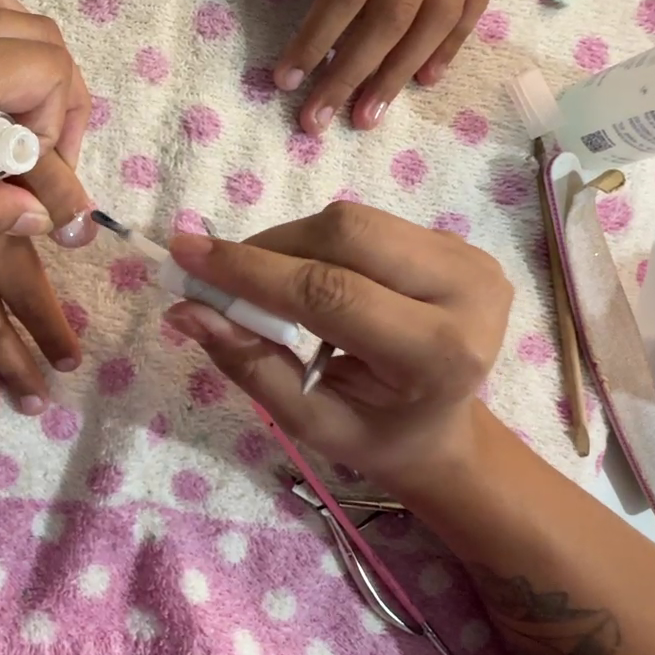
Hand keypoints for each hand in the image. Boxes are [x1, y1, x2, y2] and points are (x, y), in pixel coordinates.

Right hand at [161, 203, 511, 486]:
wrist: (439, 427)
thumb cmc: (369, 432)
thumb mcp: (303, 419)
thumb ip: (248, 362)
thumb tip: (186, 311)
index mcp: (436, 354)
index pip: (327, 292)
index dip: (249, 270)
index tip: (184, 254)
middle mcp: (468, 293)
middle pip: (345, 235)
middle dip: (267, 250)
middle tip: (221, 278)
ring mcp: (470, 260)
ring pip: (352, 221)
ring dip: (287, 244)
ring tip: (264, 284)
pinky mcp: (457, 243)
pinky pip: (365, 224)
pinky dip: (314, 244)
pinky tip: (306, 279)